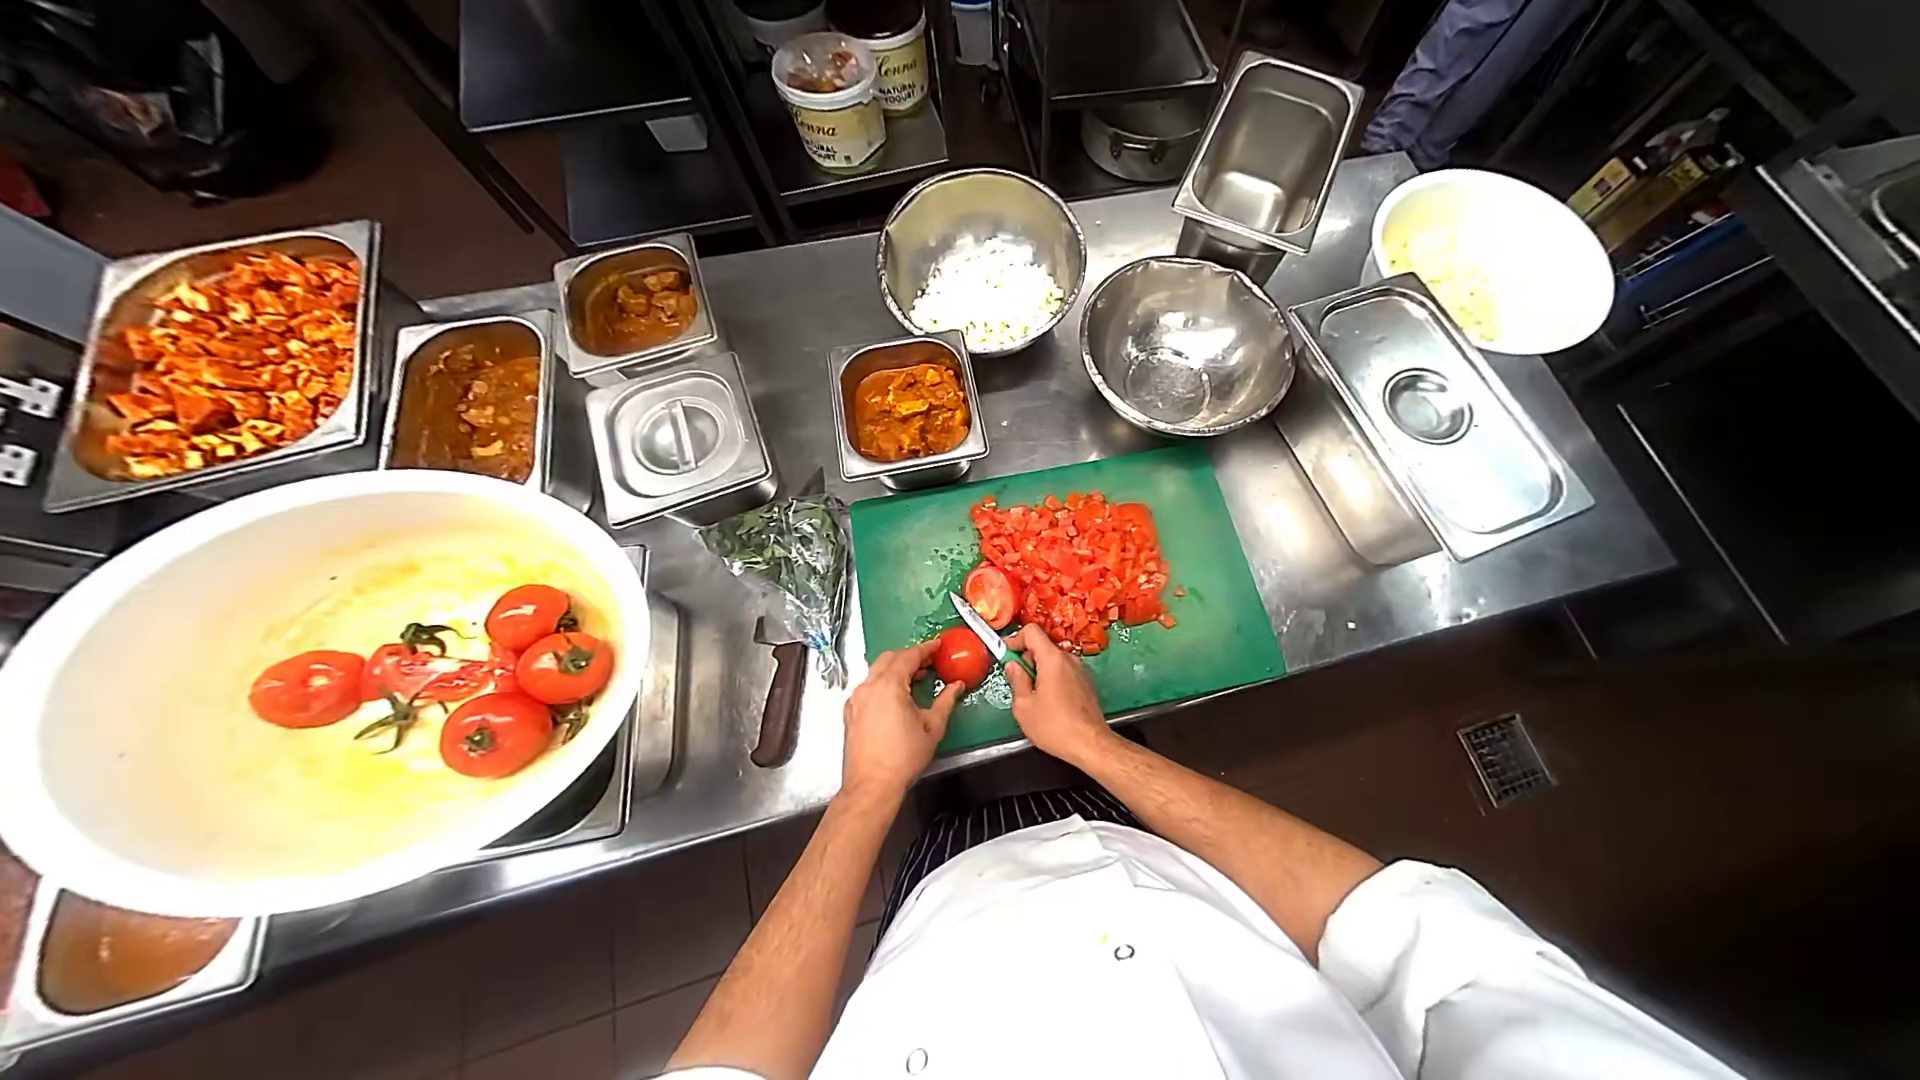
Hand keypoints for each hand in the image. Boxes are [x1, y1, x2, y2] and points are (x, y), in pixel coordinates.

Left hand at [841, 640, 961, 802]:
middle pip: (889, 658)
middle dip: (909, 656)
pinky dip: (883, 682)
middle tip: (928, 661)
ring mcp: (856, 700)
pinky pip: (868, 686)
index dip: (925, 649)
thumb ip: (946, 701)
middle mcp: (868, 688)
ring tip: (915, 678)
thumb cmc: (902, 759)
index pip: (908, 656)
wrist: (872, 785)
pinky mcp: (851, 712)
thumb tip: (956, 687)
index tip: (936, 646)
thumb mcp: (932, 726)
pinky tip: (896, 696)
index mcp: (888, 686)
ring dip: (895, 669)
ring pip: (876, 671)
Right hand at [1004, 625, 1111, 765]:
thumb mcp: (1024, 705)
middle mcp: (1069, 660)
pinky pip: (1064, 672)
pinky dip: (1052, 679)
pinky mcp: (1086, 683)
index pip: (1031, 631)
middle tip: (1018, 681)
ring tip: (1033, 696)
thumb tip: (1013, 666)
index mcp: (1052, 659)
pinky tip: (1048, 702)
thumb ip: (1016, 679)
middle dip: (1026, 659)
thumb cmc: (1055, 727)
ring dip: (1039, 671)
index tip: (1006, 654)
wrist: (1090, 745)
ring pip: (1053, 660)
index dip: (1014, 639)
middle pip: (1042, 646)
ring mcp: (1080, 671)